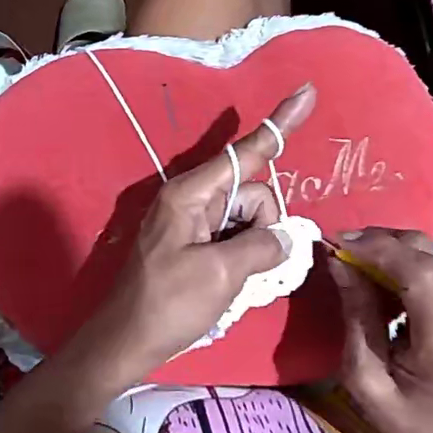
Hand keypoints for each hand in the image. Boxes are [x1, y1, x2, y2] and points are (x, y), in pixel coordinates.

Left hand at [67, 84, 317, 385]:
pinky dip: (244, 257)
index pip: (244, 153)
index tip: (306, 92)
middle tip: (244, 265)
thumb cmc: (168, 304)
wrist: (126, 341)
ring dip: (254, 247)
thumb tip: (282, 239)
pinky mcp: (193, 245)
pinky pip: (234, 238)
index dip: (278, 125)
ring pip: (247, 219)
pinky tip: (232, 283)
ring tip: (232, 280)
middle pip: (251, 192)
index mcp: (191, 194)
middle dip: (263, 224)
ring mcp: (191, 223)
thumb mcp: (222, 274)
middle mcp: (192, 200)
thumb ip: (261, 246)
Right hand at [328, 228, 432, 432]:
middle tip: (340, 252)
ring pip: (431, 255)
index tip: (336, 244)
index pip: (422, 275)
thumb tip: (338, 261)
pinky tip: (386, 285)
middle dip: (378, 243)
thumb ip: (356, 316)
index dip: (378, 249)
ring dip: (389, 252)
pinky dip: (404, 265)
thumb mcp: (365, 380)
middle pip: (427, 255)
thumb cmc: (410, 422)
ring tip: (359, 269)